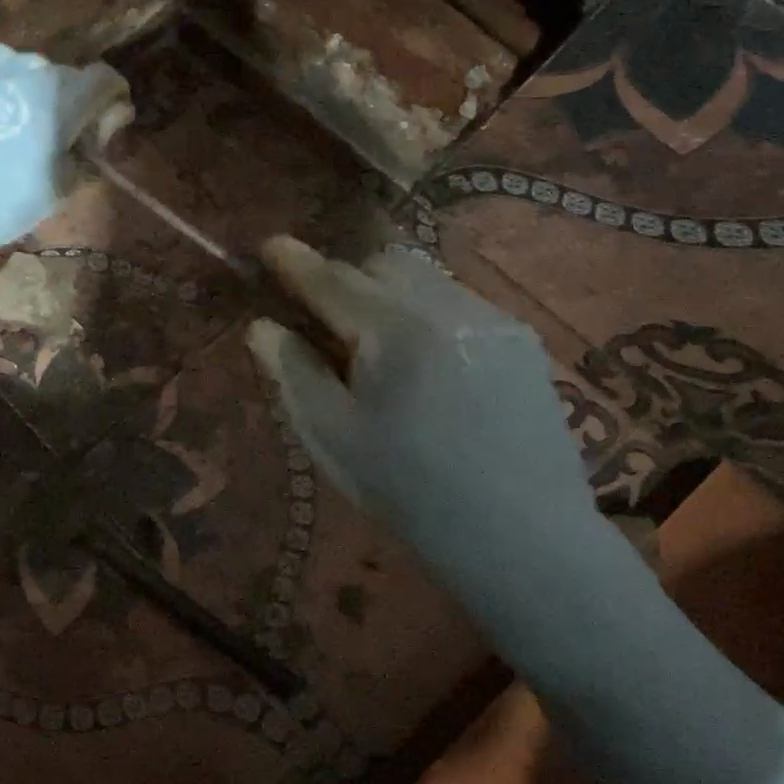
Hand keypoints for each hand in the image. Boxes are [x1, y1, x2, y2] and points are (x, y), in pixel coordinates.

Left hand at [0, 43, 130, 252]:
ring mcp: (0, 66)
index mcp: (67, 91)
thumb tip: (91, 143)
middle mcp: (37, 67)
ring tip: (30, 133)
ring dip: (42, 97)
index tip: (104, 135)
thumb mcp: (65, 184)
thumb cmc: (11, 198)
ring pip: (36, 76)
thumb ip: (87, 154)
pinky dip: (12, 87)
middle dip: (76, 105)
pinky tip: (6, 115)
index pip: (107, 82)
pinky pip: (4, 71)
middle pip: (71, 79)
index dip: (113, 106)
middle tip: (67, 142)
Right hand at [245, 236, 589, 541]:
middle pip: (384, 264)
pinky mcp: (521, 345)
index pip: (333, 280)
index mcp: (397, 331)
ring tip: (375, 349)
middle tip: (323, 322)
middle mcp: (450, 309)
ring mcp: (494, 323)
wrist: (521, 536)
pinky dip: (423, 314)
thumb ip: (293, 371)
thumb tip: (262, 327)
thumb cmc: (408, 487)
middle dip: (346, 278)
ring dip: (387, 295)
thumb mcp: (332, 433)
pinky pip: (457, 304)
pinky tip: (422, 366)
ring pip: (425, 280)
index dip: (296, 263)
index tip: (269, 246)